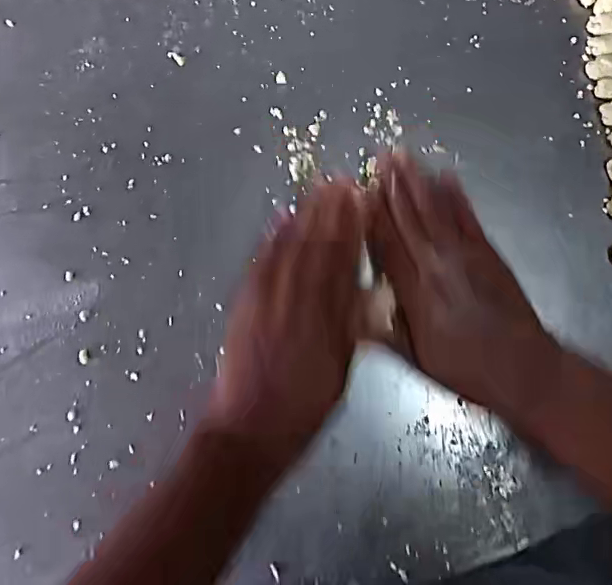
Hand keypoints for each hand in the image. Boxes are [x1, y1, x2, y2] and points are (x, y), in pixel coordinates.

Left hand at [206, 179, 366, 464]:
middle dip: (331, 209)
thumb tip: (366, 290)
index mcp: (328, 317)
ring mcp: (269, 297)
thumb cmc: (303, 407)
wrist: (248, 430)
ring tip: (318, 188)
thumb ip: (352, 326)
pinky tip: (283, 216)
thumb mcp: (341, 369)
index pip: (345, 261)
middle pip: (319, 244)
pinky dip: (274, 236)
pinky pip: (263, 260)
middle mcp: (300, 300)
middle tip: (341, 180)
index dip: (353, 227)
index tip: (361, 200)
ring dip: (306, 213)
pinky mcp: (246, 300)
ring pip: (292, 245)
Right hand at [369, 152, 562, 417]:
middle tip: (380, 157)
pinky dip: (455, 195)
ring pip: (434, 210)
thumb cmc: (467, 369)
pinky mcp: (487, 251)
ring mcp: (464, 254)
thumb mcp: (418, 358)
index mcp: (416, 293)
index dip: (371, 216)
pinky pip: (466, 217)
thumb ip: (387, 329)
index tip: (360, 190)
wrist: (523, 367)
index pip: (386, 246)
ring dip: (417, 181)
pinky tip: (445, 175)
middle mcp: (437, 265)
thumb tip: (355, 307)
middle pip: (409, 219)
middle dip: (392, 186)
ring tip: (404, 157)